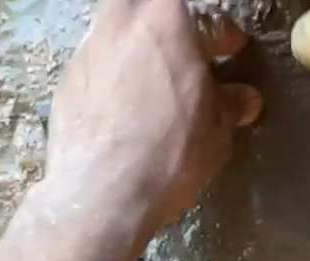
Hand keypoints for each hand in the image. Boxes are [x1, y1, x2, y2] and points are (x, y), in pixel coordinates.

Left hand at [40, 0, 262, 243]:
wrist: (101, 195)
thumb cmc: (167, 157)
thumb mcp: (214, 135)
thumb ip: (228, 107)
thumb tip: (244, 99)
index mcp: (168, 18)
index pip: (206, 18)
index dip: (223, 38)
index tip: (231, 50)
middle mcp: (123, 20)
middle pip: (151, 12)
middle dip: (168, 30)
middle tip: (183, 58)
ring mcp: (89, 47)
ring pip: (120, 36)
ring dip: (137, 55)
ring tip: (150, 91)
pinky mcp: (66, 81)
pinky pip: (97, 70)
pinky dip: (112, 83)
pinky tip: (121, 115)